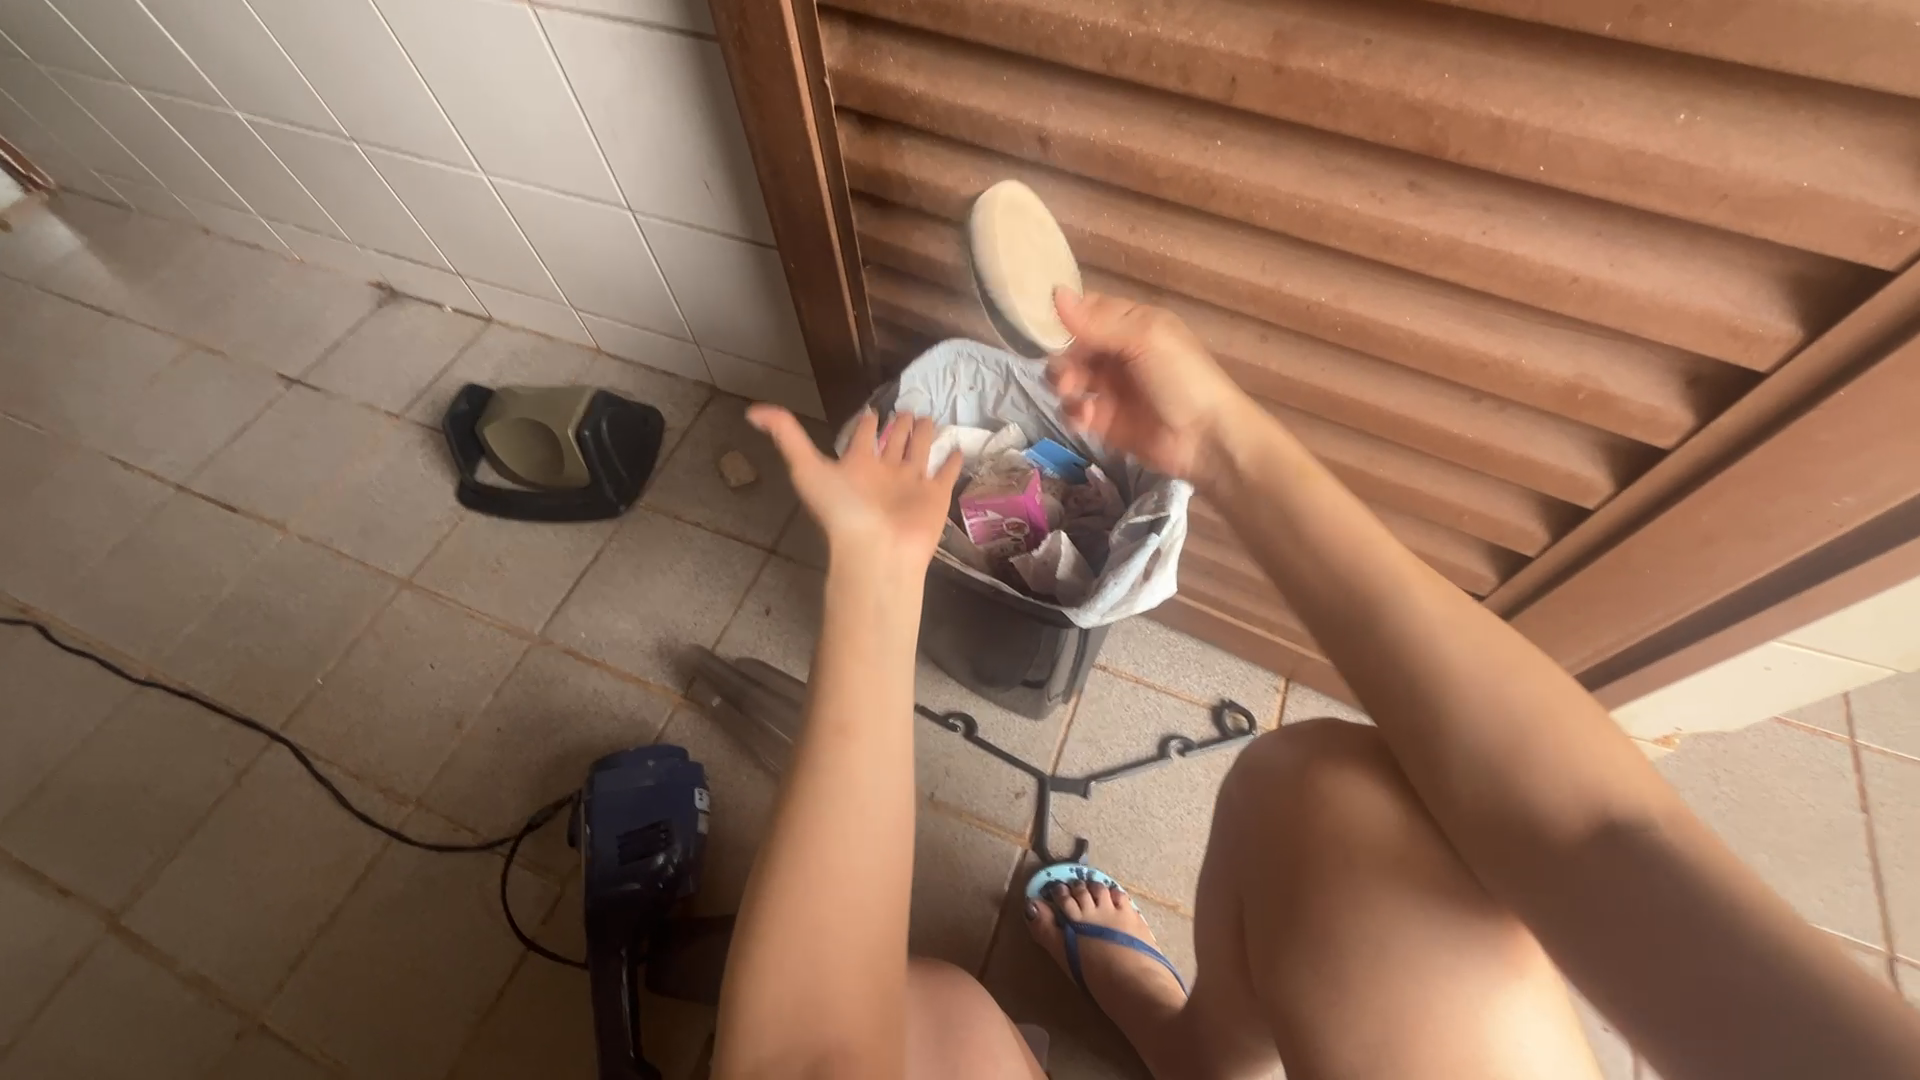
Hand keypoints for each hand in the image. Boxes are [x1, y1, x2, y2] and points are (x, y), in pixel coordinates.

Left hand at [749, 404, 962, 573]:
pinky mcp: (936, 496)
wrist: (877, 550)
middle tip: (906, 409)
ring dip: (923, 436)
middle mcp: (884, 474)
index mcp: (856, 467)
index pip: (862, 439)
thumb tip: (753, 411)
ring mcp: (911, 485)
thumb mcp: (806, 469)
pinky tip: (956, 448)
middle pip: (893, 443)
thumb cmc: (842, 511)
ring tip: (928, 419)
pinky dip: (951, 461)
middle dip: (898, 426)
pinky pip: (945, 474)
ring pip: (919, 452)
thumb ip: (787, 437)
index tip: (871, 411)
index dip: (866, 424)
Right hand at [1050, 290, 1249, 481]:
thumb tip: (1055, 293)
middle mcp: (1118, 353)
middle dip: (1062, 357)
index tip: (1040, 326)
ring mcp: (1110, 389)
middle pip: (1072, 347)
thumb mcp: (1144, 338)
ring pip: (1069, 378)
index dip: (1064, 317)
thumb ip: (1098, 320)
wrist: (1205, 439)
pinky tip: (1085, 417)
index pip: (1086, 312)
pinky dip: (1074, 412)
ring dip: (1063, 383)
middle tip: (1065, 374)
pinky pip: (1076, 411)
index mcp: (1131, 325)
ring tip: (1071, 394)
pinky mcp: (1104, 422)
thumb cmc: (1181, 378)